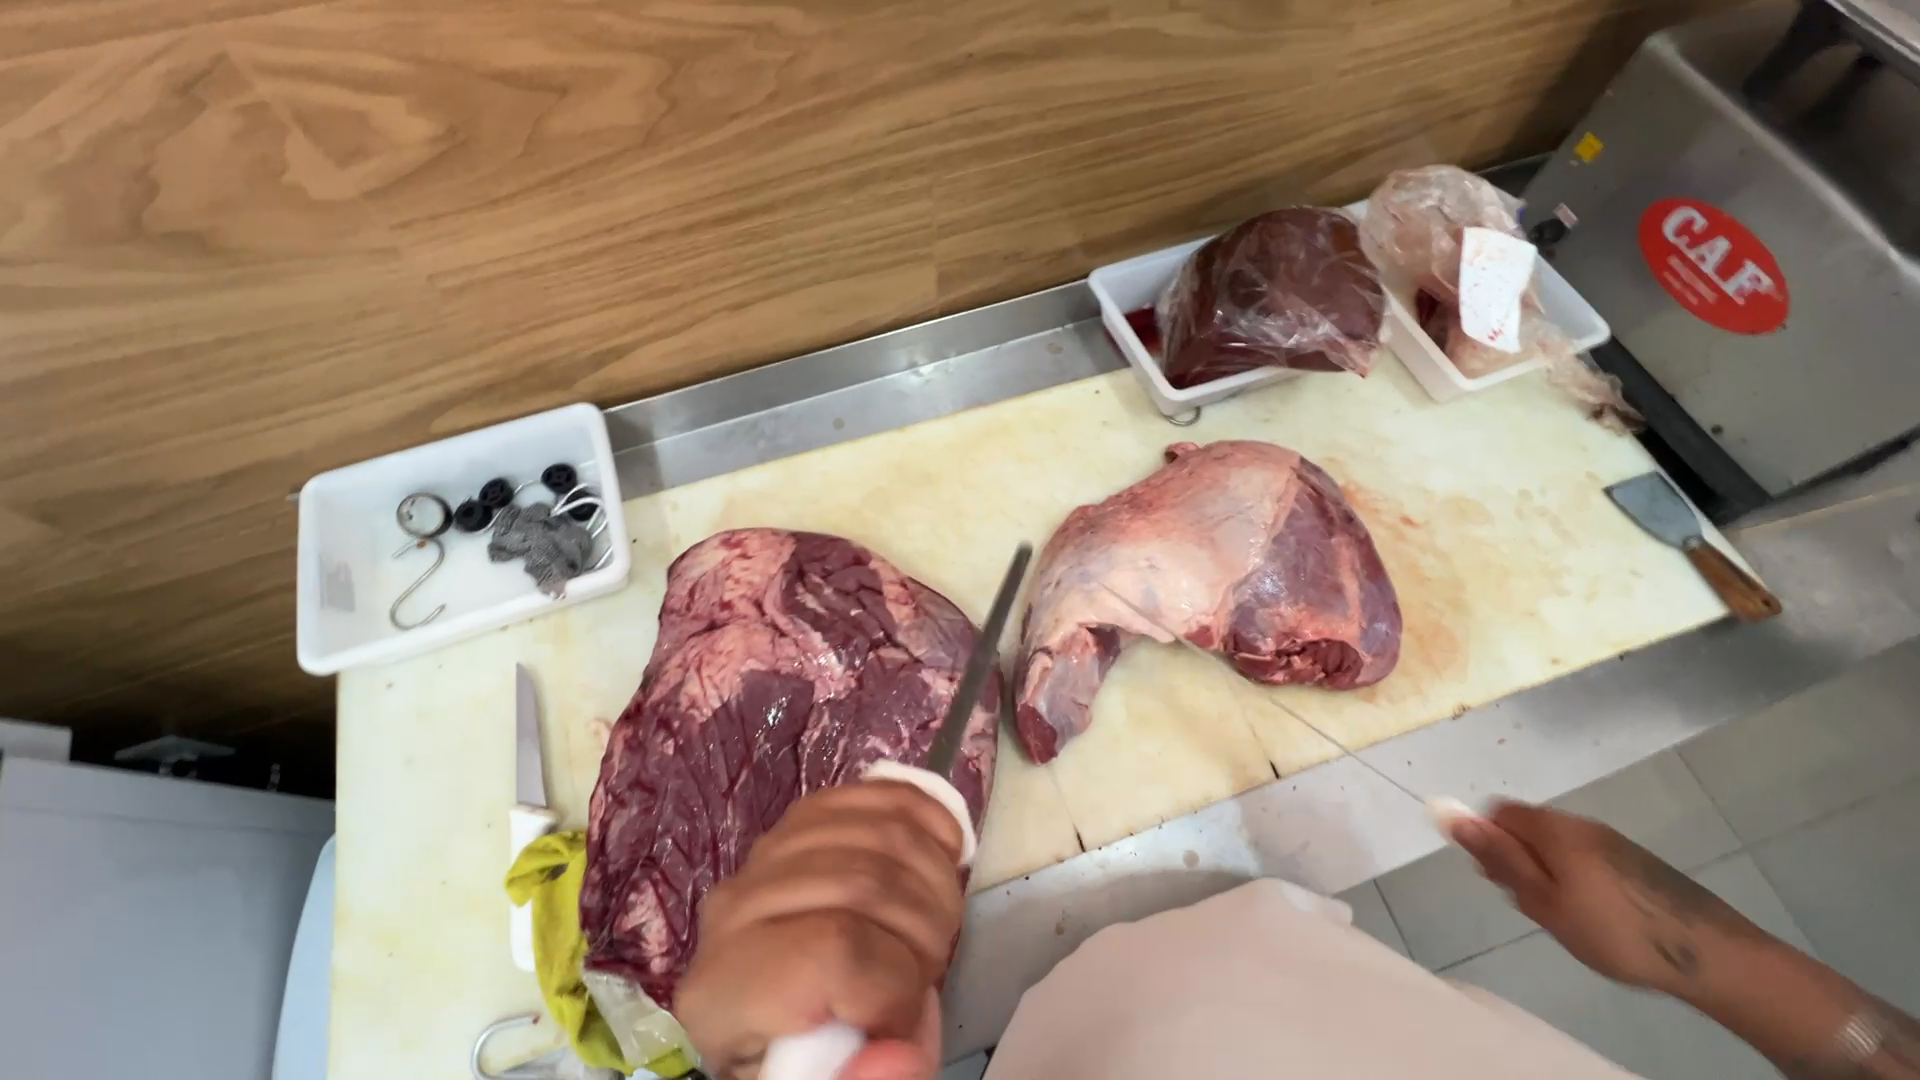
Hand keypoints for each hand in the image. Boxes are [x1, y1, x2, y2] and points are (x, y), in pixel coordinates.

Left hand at [676, 780, 965, 1079]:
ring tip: (932, 926)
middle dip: (926, 931)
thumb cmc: (806, 1057)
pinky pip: (879, 793)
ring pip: (883, 833)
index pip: (831, 949)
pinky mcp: (805, 817)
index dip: (894, 980)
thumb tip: (901, 1056)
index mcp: (726, 992)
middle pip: (867, 883)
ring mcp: (770, 852)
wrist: (783, 1015)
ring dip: (936, 880)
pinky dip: (928, 817)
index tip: (905, 1021)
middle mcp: (736, 908)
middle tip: (927, 972)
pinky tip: (944, 852)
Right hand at [1449, 800, 1766, 996]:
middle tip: (1530, 902)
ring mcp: (1612, 842)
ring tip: (1564, 914)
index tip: (1495, 876)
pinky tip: (1595, 914)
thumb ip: (1500, 858)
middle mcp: (1580, 825)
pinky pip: (1585, 857)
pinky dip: (1575, 877)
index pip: (1499, 811)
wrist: (1714, 958)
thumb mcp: (1544, 901)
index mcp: (1554, 829)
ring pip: (1557, 845)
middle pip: (1527, 826)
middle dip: (1517, 858)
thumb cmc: (1614, 931)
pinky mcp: (1636, 861)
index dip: (1486, 837)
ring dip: (1546, 870)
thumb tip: (1454, 818)